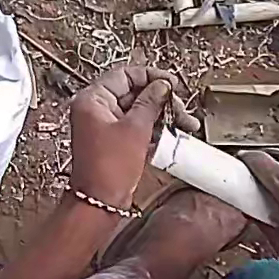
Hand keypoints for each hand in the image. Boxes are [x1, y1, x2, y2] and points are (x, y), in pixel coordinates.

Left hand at [68, 65, 182, 208]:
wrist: (99, 202)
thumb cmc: (109, 168)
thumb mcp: (136, 129)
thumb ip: (151, 102)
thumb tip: (162, 85)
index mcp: (93, 100)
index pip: (125, 75)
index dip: (151, 77)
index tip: (172, 84)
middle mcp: (96, 109)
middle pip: (134, 92)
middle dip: (161, 99)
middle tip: (180, 109)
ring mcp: (105, 125)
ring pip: (138, 110)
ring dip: (161, 115)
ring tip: (185, 123)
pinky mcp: (114, 140)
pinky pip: (136, 126)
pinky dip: (154, 128)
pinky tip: (172, 133)